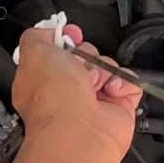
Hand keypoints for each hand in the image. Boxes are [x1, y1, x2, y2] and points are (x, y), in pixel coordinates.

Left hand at [11, 25, 141, 160]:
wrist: (79, 131)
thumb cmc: (53, 98)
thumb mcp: (34, 52)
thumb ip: (37, 36)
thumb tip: (50, 31)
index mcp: (43, 78)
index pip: (58, 51)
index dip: (67, 39)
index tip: (72, 35)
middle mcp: (68, 90)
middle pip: (86, 55)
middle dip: (86, 55)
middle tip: (80, 69)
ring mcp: (94, 99)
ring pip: (108, 66)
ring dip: (104, 69)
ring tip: (95, 84)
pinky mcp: (118, 107)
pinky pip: (130, 82)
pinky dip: (125, 82)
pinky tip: (113, 91)